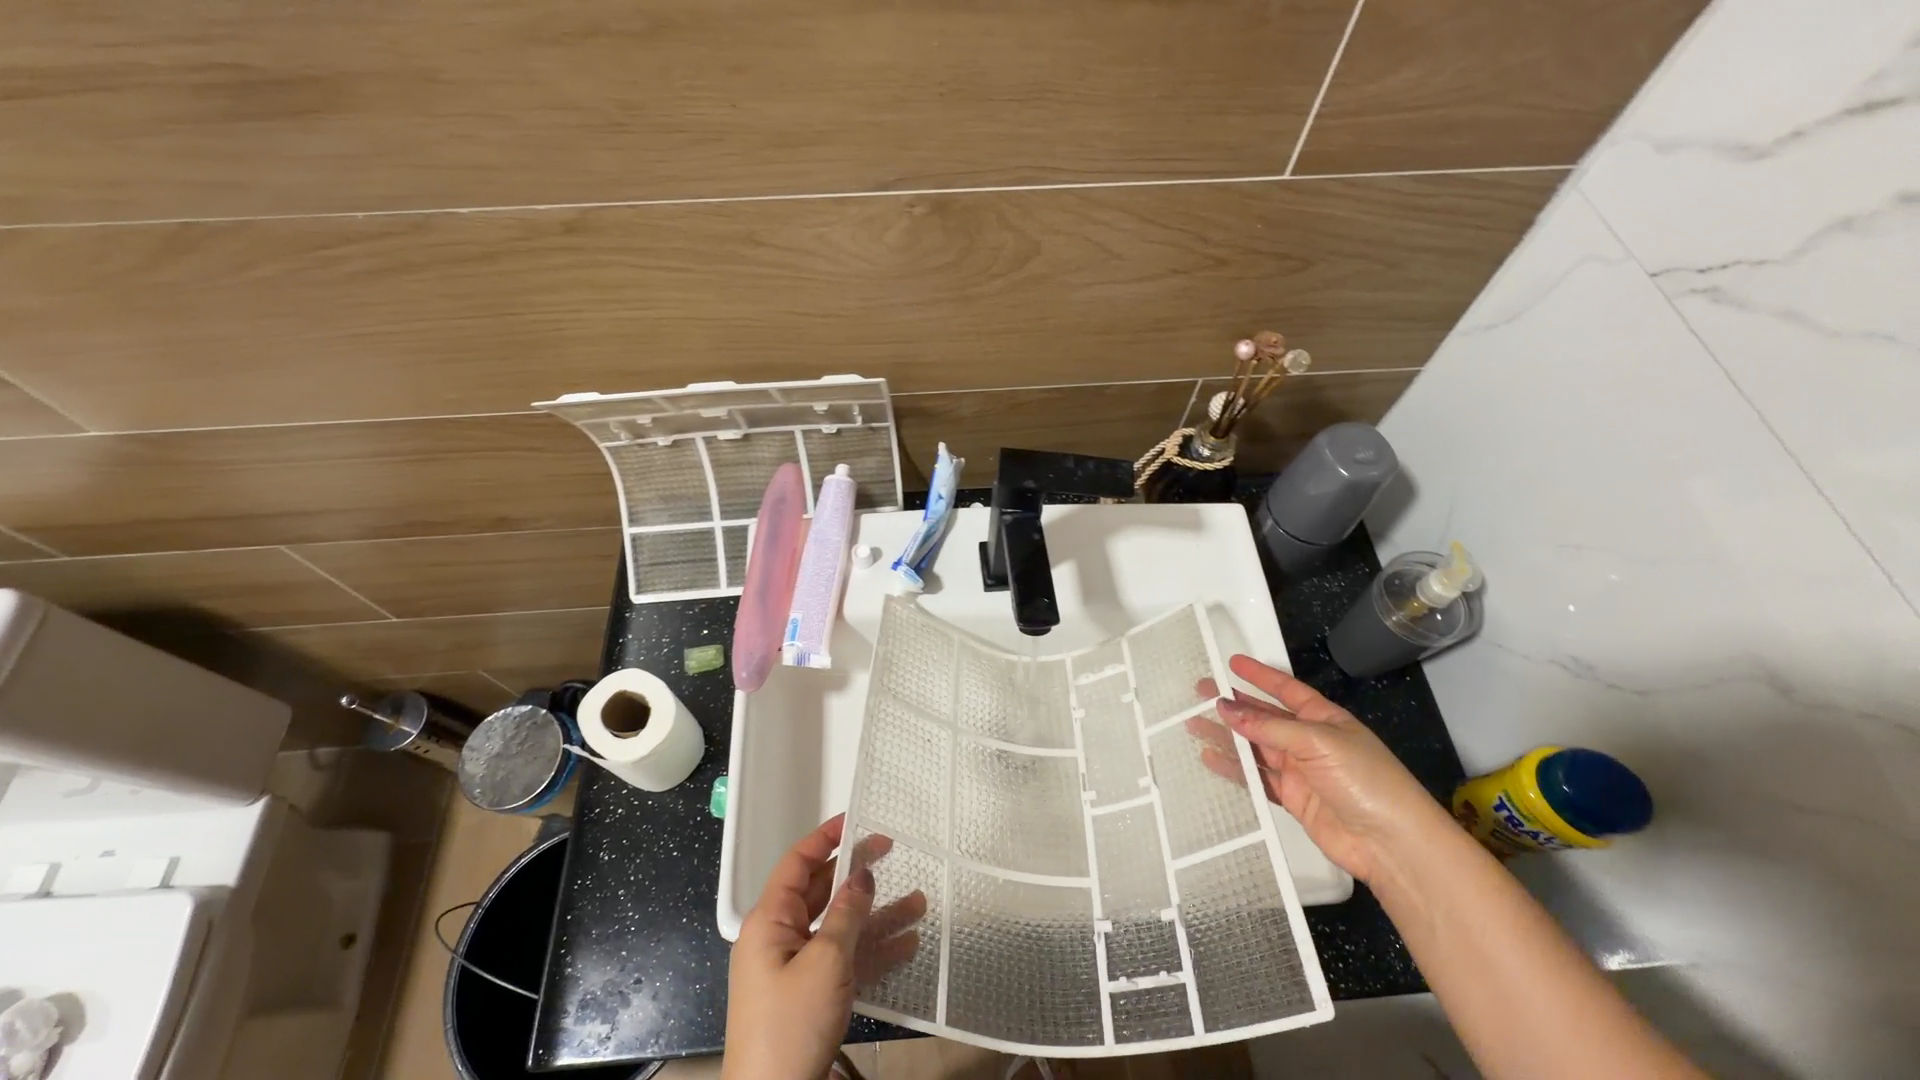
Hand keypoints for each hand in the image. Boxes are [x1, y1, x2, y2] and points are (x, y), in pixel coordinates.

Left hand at [723, 815, 925, 1079]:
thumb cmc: (791, 1022)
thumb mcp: (824, 963)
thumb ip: (846, 915)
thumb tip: (861, 873)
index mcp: (769, 921)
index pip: (797, 864)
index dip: (826, 838)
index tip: (857, 820)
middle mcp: (780, 938)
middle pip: (822, 894)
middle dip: (860, 877)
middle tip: (895, 853)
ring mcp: (795, 970)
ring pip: (841, 930)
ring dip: (877, 918)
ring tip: (920, 904)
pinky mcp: (810, 997)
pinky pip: (844, 962)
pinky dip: (873, 953)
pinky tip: (908, 946)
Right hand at [1186, 654, 1454, 884]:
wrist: (1389, 842)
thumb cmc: (1363, 779)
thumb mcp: (1317, 742)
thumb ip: (1268, 727)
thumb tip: (1226, 708)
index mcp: (1324, 718)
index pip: (1287, 690)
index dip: (1260, 676)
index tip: (1231, 663)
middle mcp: (1310, 741)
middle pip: (1265, 718)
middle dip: (1234, 706)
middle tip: (1199, 693)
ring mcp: (1300, 771)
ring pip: (1255, 748)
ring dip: (1227, 737)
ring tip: (1193, 725)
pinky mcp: (1292, 799)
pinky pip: (1256, 779)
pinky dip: (1233, 769)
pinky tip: (1211, 759)